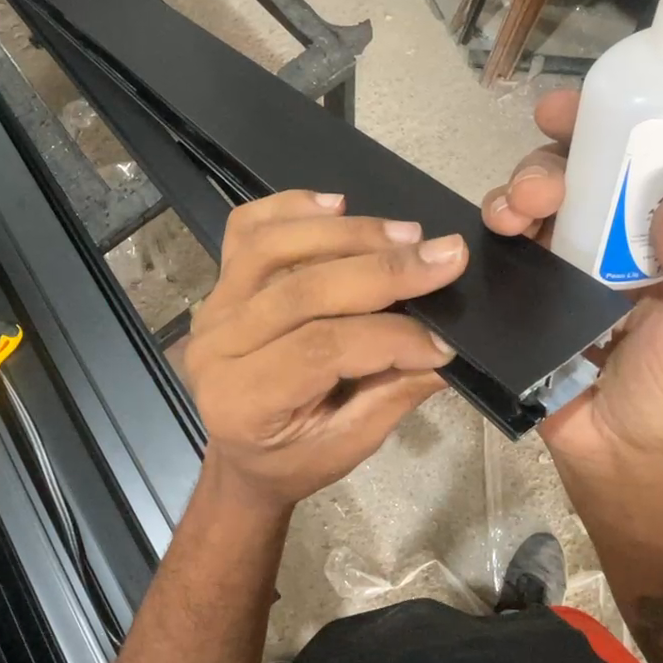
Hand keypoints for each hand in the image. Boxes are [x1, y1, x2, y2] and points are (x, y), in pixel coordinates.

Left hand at [176, 190, 468, 511]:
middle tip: (445, 256)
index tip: (446, 337)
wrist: (240, 455)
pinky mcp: (218, 280)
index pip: (321, 348)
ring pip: (275, 247)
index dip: (390, 336)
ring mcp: (211, 306)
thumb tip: (450, 342)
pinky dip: (290, 206)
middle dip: (382, 270)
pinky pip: (247, 228)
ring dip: (347, 232)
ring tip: (405, 232)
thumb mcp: (349, 444)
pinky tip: (336, 203)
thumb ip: (395, 391)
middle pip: (302, 290)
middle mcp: (216, 346)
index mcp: (242, 401)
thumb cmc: (294, 458)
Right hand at [482, 91, 662, 471]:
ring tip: (510, 212)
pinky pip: (504, 242)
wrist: (615, 460)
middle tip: (537, 187)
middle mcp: (617, 236)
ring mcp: (566, 259)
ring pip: (539, 198)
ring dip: (519, 188)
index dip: (623, 124)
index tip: (587, 108)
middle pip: (584, 170)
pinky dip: (493, 222)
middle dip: (555, 160)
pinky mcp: (524, 286)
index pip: (651, 162)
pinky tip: (490, 229)